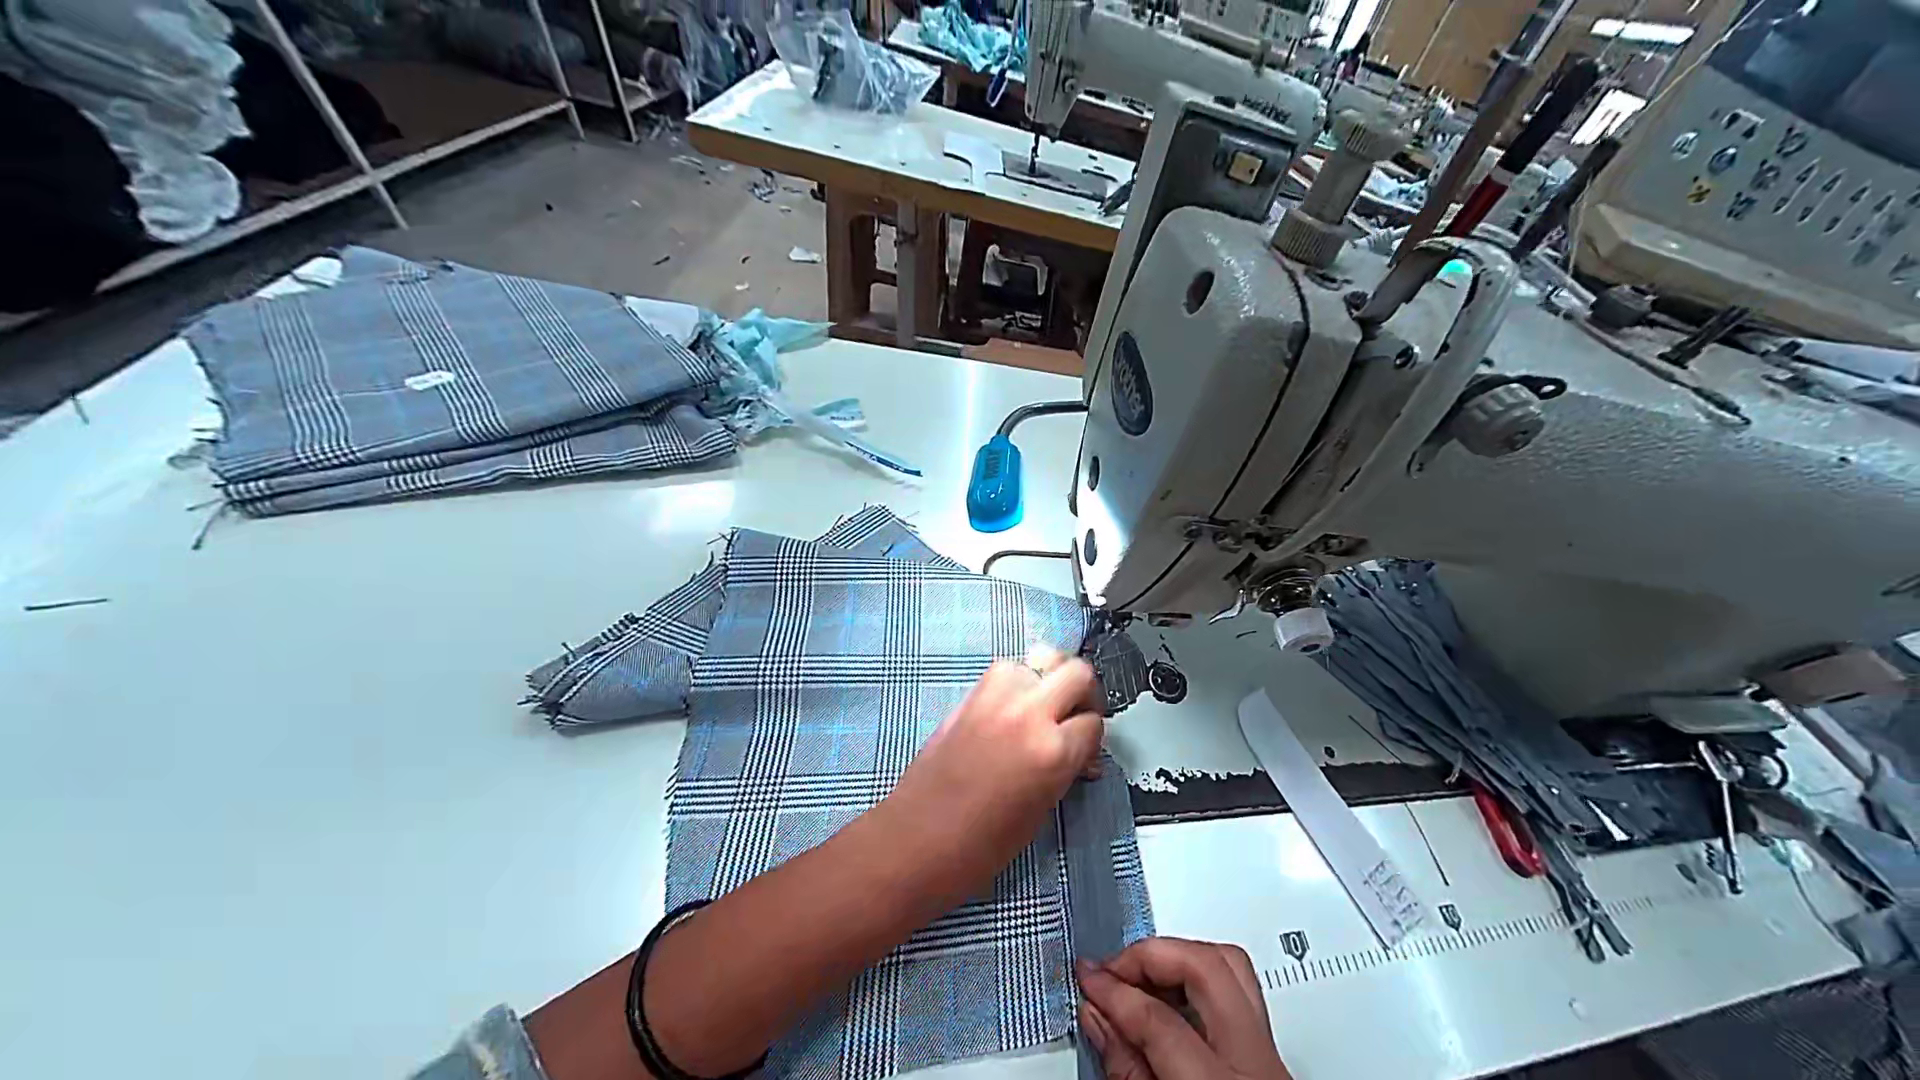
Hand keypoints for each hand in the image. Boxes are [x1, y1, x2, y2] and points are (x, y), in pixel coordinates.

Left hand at [882, 647, 1105, 899]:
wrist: (919, 838)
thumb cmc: (982, 844)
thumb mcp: (1042, 810)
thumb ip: (1066, 769)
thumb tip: (1079, 752)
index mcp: (1052, 751)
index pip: (1094, 722)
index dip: (1092, 737)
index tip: (1085, 749)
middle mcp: (1028, 713)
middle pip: (1077, 672)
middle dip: (1083, 694)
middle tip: (1075, 715)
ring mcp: (996, 698)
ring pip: (1042, 658)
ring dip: (1049, 678)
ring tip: (1045, 706)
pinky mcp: (970, 695)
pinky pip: (1007, 669)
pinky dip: (1019, 680)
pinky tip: (1015, 707)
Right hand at [1077, 938, 1290, 1079]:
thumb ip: (1126, 1071)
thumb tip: (1099, 1016)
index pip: (1158, 1020)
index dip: (1112, 991)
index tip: (1086, 980)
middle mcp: (1257, 1069)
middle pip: (1207, 967)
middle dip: (1150, 956)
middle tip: (1113, 969)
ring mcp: (1273, 1061)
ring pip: (1231, 965)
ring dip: (1178, 958)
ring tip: (1140, 976)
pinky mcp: (1274, 1058)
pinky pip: (1238, 988)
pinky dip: (1197, 976)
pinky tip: (1170, 996)